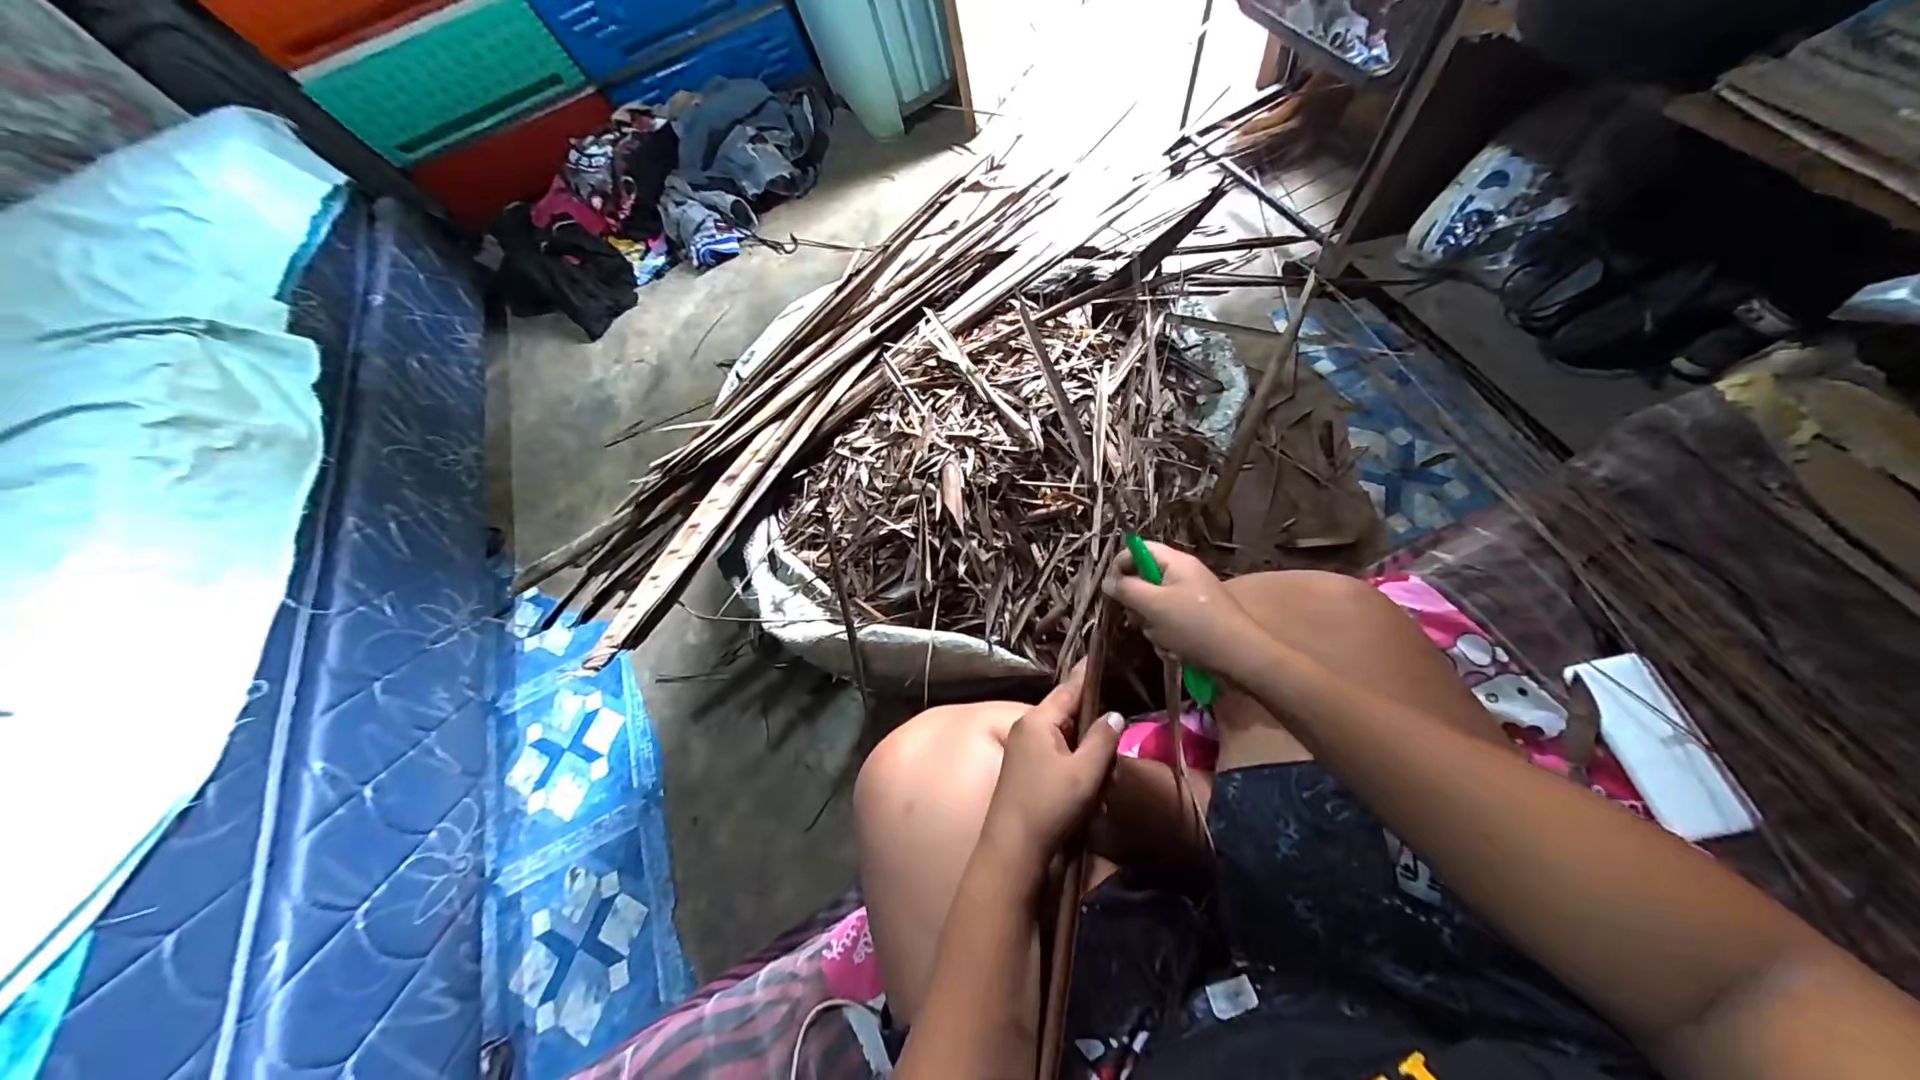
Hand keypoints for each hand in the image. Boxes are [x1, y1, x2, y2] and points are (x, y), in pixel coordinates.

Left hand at [980, 662, 1124, 869]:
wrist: (1014, 850)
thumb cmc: (1049, 805)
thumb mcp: (1085, 772)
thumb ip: (1103, 739)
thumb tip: (1114, 714)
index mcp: (1037, 721)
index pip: (1068, 689)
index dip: (1087, 674)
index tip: (1100, 654)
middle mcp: (1027, 729)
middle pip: (1067, 713)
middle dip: (1092, 720)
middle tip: (1118, 729)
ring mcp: (1024, 750)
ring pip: (1064, 737)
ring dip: (1086, 747)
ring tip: (1108, 763)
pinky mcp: (1027, 771)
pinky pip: (1057, 755)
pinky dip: (1076, 762)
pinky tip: (1092, 780)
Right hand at [1102, 540, 1269, 677]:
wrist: (1241, 658)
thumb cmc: (1195, 627)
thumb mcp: (1153, 606)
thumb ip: (1126, 590)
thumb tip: (1108, 582)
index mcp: (1176, 562)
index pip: (1138, 549)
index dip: (1120, 566)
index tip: (1113, 591)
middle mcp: (1184, 575)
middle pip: (1144, 579)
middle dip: (1138, 604)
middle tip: (1140, 620)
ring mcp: (1191, 598)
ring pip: (1153, 606)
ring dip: (1151, 625)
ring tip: (1162, 639)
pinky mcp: (1196, 619)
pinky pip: (1168, 622)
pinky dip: (1166, 636)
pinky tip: (1174, 650)